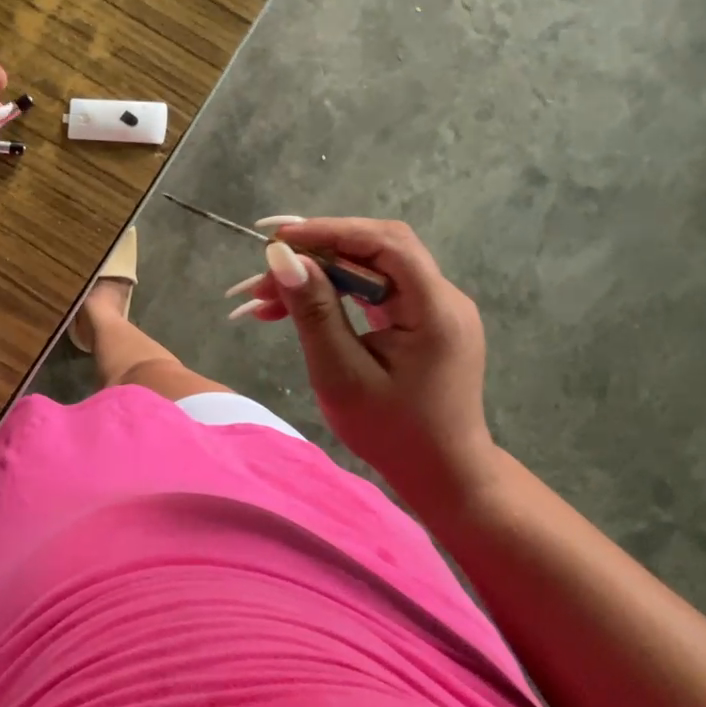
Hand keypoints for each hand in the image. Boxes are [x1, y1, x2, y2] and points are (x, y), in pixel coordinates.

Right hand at [234, 218, 494, 504]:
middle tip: (262, 274)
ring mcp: (433, 309)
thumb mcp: (341, 374)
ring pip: (368, 269)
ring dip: (315, 275)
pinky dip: (330, 293)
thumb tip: (284, 257)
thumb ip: (314, 311)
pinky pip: (371, 291)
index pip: (384, 243)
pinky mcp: (419, 322)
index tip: (276, 239)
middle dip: (314, 253)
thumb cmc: (391, 431)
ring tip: (264, 298)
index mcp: (434, 309)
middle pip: (374, 250)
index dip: (329, 231)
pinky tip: (291, 309)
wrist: (443, 475)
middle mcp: (442, 299)